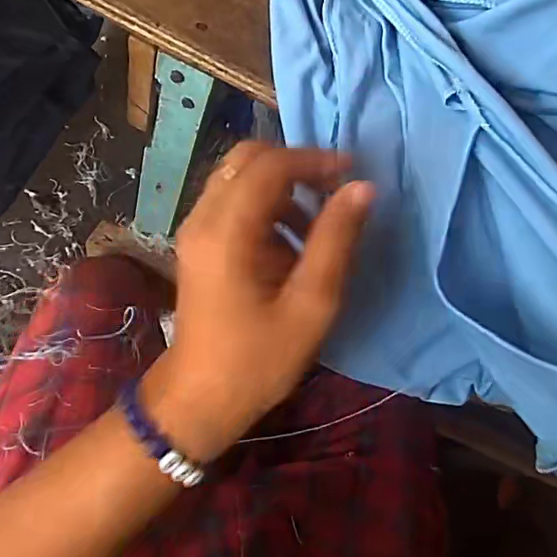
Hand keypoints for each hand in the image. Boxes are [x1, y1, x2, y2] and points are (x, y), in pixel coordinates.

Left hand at [139, 142, 373, 459]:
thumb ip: (335, 240)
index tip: (352, 174)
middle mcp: (202, 218)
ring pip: (237, 177)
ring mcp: (194, 229)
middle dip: (294, 165)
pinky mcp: (197, 243)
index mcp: (226, 231)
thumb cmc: (258, 360)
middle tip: (333, 190)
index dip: (313, 160)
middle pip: (246, 158)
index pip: (269, 166)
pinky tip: (289, 245)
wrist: (199, 398)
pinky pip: (231, 201)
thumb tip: (361, 188)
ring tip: (317, 226)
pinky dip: (263, 205)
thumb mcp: (310, 305)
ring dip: (280, 186)